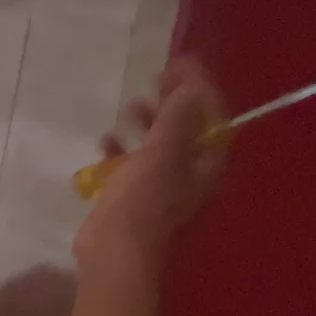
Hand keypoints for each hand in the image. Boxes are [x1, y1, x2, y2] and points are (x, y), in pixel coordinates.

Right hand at [75, 58, 226, 276]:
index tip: (178, 63)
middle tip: (155, 78)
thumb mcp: (160, 157)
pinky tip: (105, 142)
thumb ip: (174, 122)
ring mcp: (161, 185)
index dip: (198, 88)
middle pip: (187, 128)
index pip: (211, 117)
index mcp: (205, 163)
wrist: (116, 252)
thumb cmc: (142, 204)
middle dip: (173, 102)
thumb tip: (189, 88)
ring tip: (130, 107)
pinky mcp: (133, 196)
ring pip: (159, 144)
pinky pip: (132, 163)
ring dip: (147, 123)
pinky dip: (121, 149)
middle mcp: (190, 173)